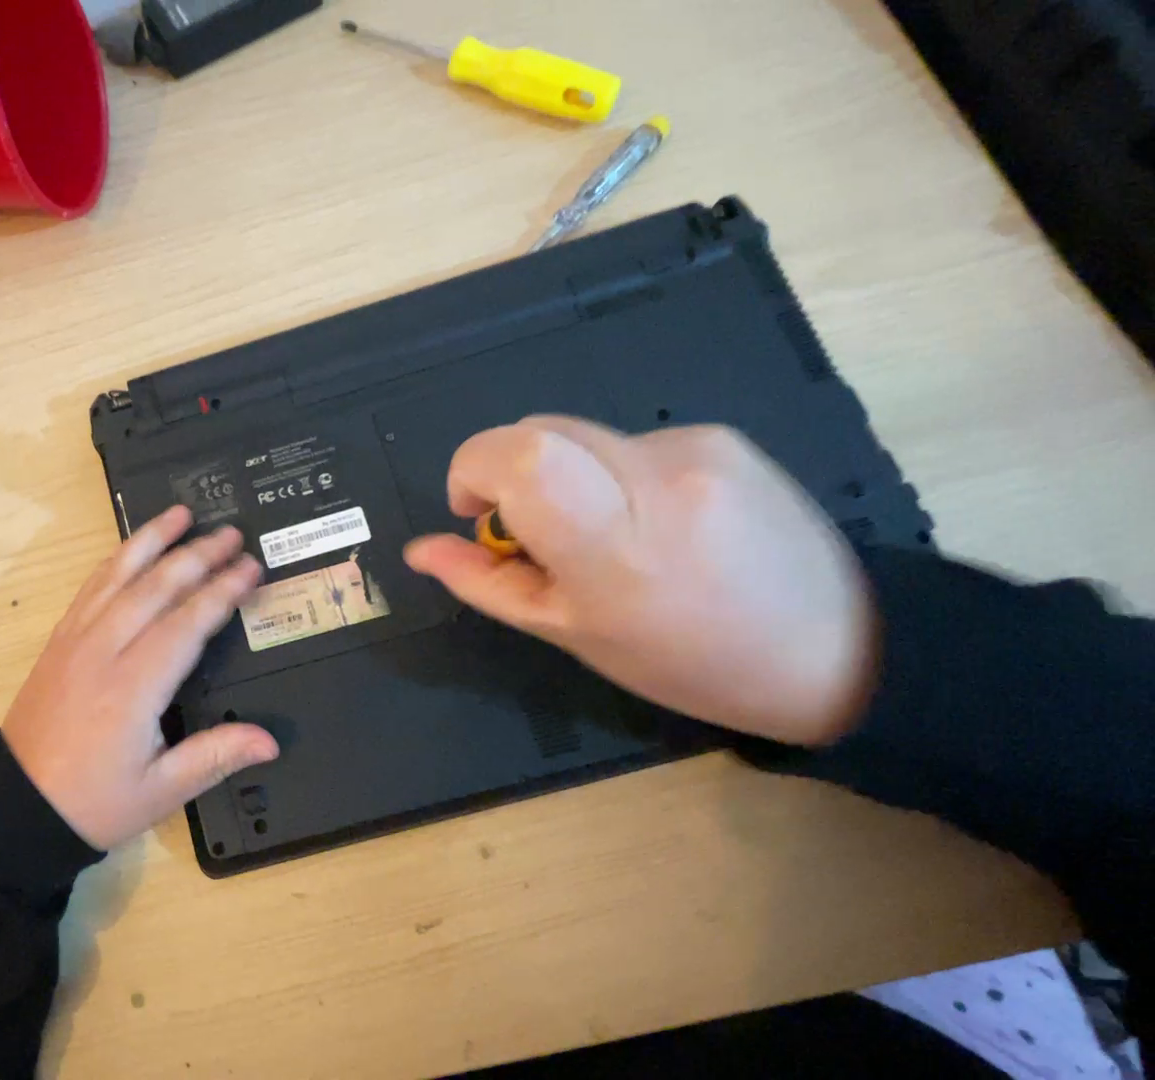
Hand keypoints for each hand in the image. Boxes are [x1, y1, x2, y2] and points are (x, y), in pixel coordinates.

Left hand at [1, 505, 278, 849]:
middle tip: (231, 534)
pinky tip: (131, 548)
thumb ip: (215, 756)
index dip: (222, 592)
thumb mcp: (160, 791)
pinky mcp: (58, 642)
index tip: (250, 568)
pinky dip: (115, 561)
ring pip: (117, 576)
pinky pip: (89, 588)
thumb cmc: (94, 802)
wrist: (18, 807)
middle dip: (197, 556)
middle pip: (156, 588)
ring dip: (151, 541)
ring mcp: (75, 641)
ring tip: (180, 513)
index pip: (187, 624)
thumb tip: (270, 740)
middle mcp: (103, 652)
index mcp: (133, 688)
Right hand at [403, 417, 876, 745]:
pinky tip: (652, 522)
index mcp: (611, 541)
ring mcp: (693, 447)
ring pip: (579, 435)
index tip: (474, 512)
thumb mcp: (570, 634)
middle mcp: (653, 475)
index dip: (473, 469)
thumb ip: (486, 583)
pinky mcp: (719, 435)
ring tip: (606, 535)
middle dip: (508, 472)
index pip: (517, 453)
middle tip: (533, 534)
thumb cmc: (685, 661)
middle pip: (537, 430)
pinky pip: (628, 440)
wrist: (839, 649)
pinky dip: (612, 474)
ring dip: (563, 475)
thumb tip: (421, 549)